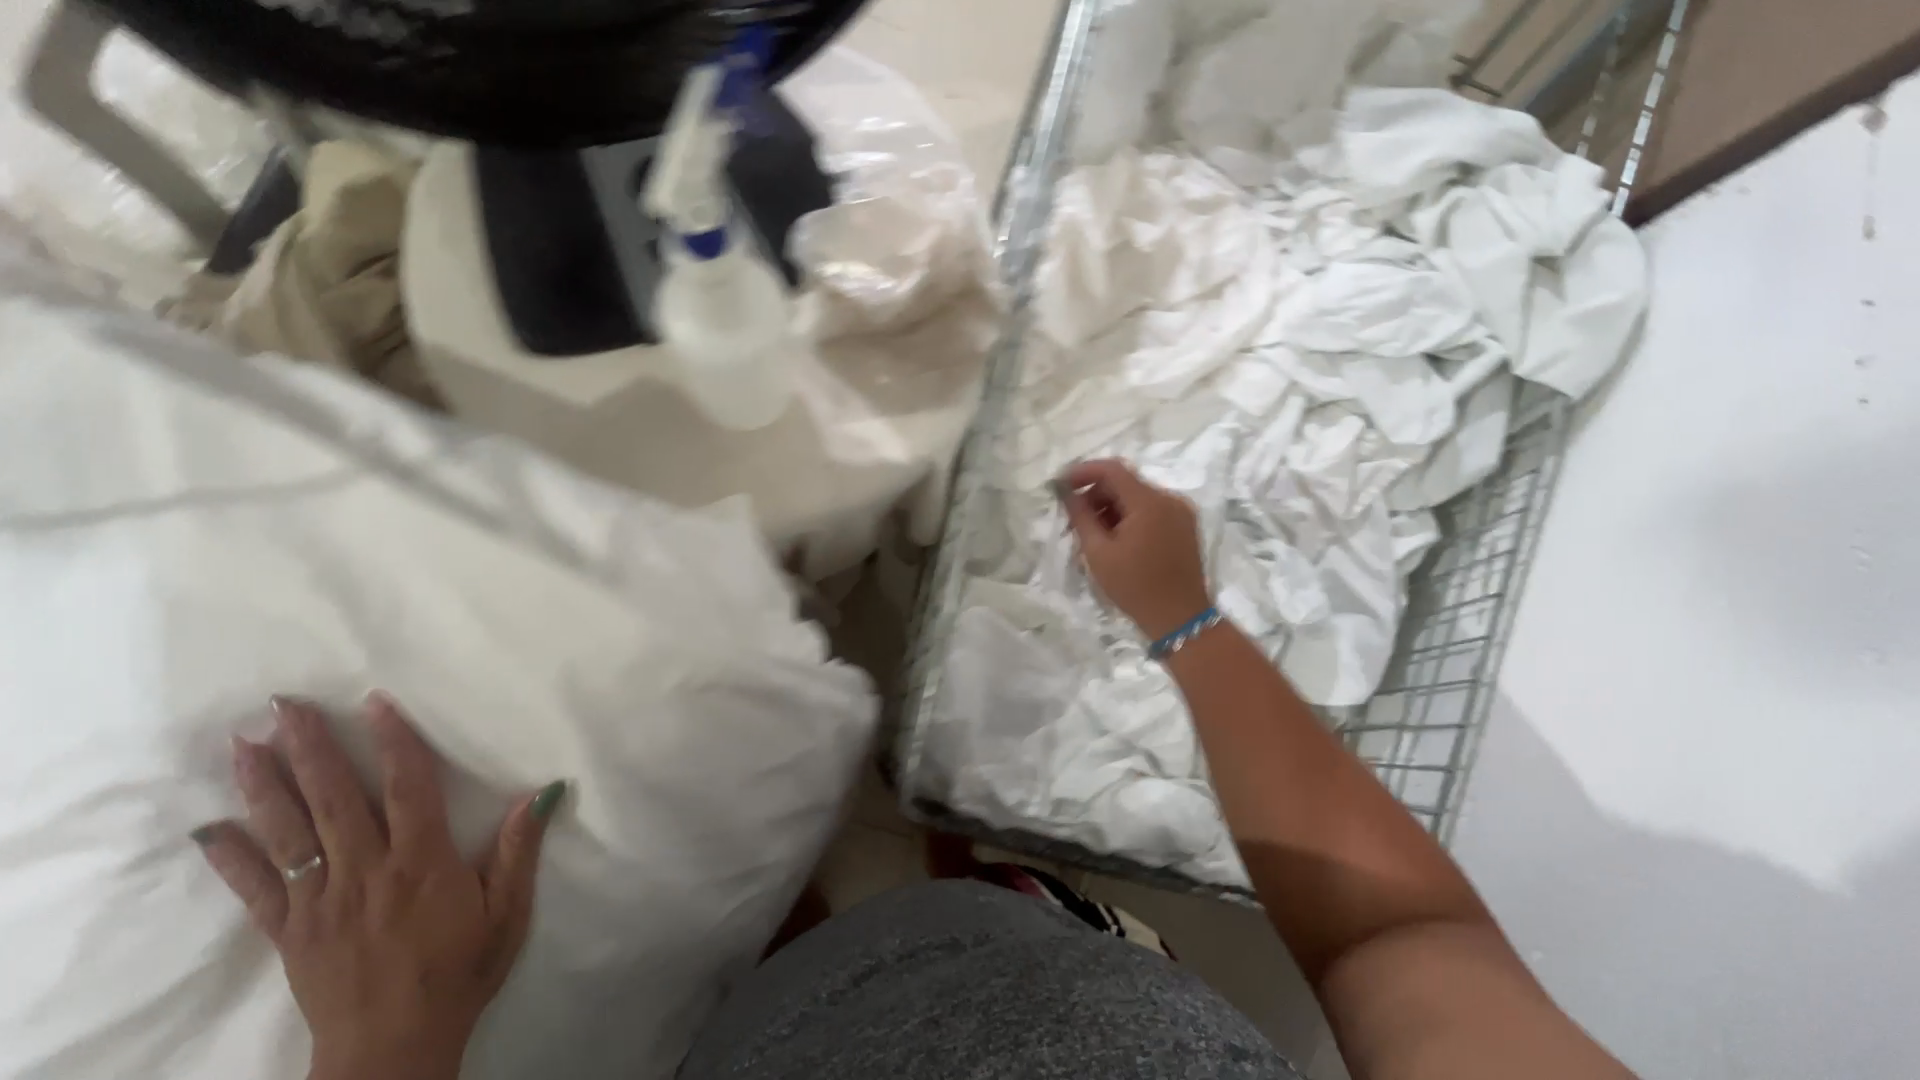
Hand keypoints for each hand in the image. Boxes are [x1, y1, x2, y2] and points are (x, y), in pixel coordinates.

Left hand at [191, 693, 565, 1079]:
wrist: (395, 1047)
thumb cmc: (460, 971)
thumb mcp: (507, 913)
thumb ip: (517, 852)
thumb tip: (540, 793)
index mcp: (422, 862)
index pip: (408, 787)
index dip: (394, 741)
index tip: (374, 703)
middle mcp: (366, 871)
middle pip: (335, 798)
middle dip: (310, 747)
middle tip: (283, 705)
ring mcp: (320, 900)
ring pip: (288, 832)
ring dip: (264, 785)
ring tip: (242, 743)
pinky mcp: (289, 931)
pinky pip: (255, 888)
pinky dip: (230, 857)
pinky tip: (209, 827)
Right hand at [1058, 459, 1212, 640]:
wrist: (1180, 618)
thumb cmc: (1135, 587)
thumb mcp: (1099, 553)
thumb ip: (1081, 516)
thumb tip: (1066, 492)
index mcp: (1149, 502)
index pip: (1112, 469)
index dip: (1083, 472)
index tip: (1061, 486)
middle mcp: (1169, 499)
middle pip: (1126, 482)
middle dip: (1097, 495)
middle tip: (1075, 520)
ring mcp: (1181, 512)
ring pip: (1139, 497)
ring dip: (1113, 507)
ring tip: (1095, 535)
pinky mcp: (1185, 526)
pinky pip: (1153, 510)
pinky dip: (1131, 517)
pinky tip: (1118, 540)